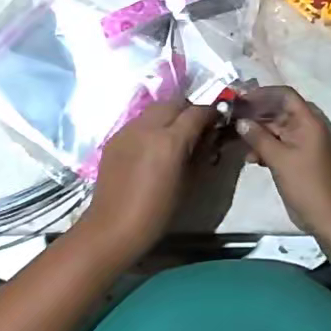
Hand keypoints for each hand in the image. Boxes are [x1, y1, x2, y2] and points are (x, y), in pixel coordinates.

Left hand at [72, 96, 217, 263]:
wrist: (113, 227)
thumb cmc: (157, 212)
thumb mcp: (189, 182)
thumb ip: (202, 152)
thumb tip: (210, 135)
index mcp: (170, 140)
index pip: (197, 112)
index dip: (211, 113)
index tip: (218, 120)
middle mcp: (148, 127)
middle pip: (174, 103)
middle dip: (188, 111)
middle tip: (196, 128)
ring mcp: (127, 130)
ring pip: (154, 109)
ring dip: (168, 116)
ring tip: (173, 136)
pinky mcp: (114, 138)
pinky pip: (138, 122)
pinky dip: (150, 126)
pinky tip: (151, 147)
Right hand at [232, 86, 330, 239]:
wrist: (325, 216)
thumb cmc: (305, 183)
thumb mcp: (279, 158)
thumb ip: (258, 137)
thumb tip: (240, 121)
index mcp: (308, 121)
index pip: (285, 95)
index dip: (263, 93)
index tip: (240, 99)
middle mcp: (305, 127)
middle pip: (278, 110)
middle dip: (256, 114)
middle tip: (231, 118)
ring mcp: (301, 143)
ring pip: (275, 128)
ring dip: (257, 133)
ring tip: (237, 140)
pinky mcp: (295, 157)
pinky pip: (277, 144)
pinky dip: (263, 148)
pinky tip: (250, 159)